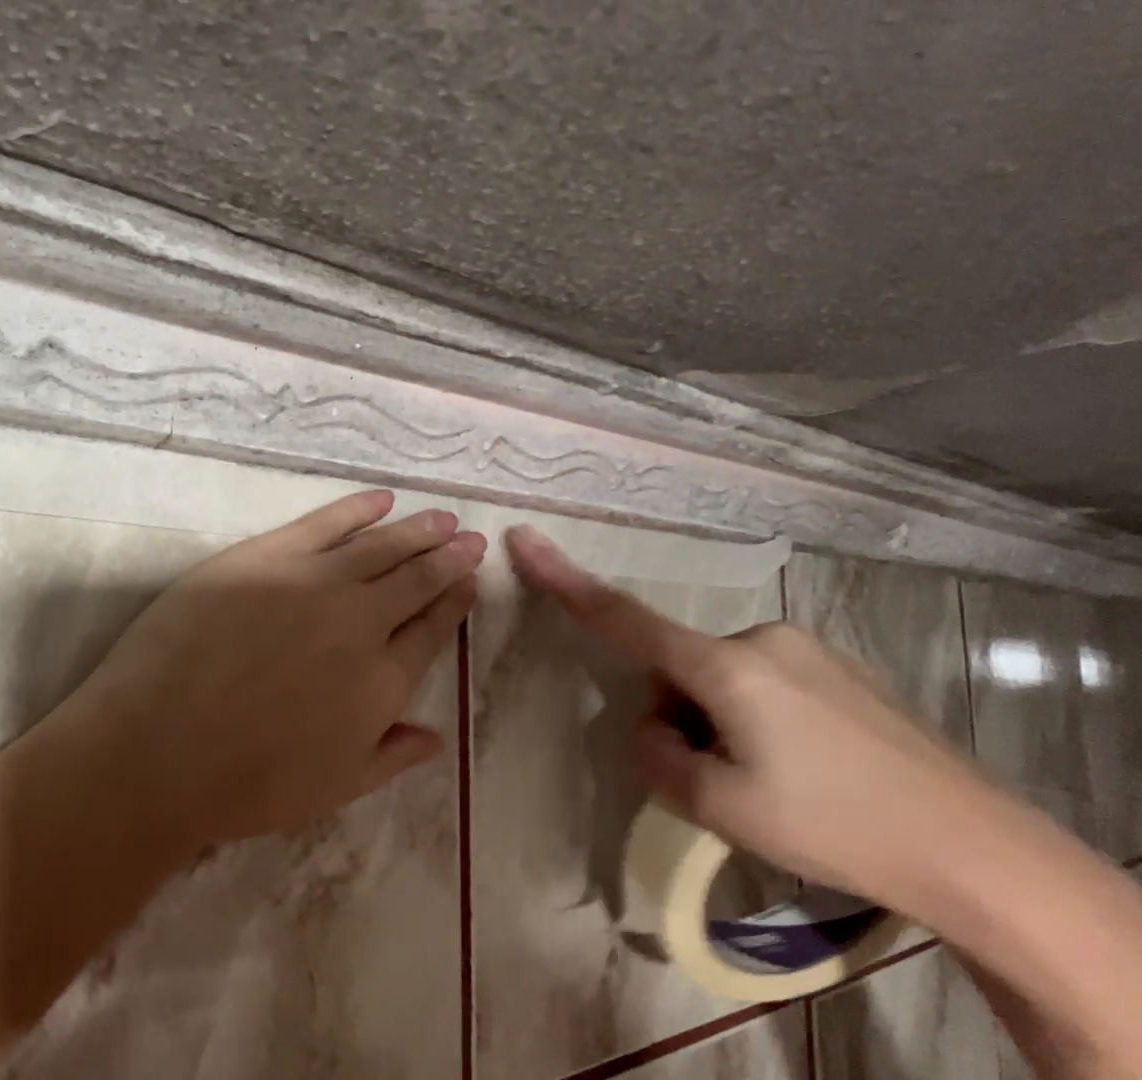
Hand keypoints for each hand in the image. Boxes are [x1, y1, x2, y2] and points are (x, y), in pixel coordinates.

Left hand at [52, 490, 484, 847]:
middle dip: (447, 559)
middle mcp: (360, 624)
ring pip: (378, 547)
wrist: (161, 749)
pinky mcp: (263, 557)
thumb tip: (438, 736)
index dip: (453, 605)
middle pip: (414, 582)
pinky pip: (322, 523)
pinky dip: (355, 509)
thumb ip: (391, 756)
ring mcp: (311, 584)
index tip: (469, 582)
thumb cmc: (246, 783)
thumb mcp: (334, 787)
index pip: (430, 633)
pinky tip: (379, 499)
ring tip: (440, 518)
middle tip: (470, 540)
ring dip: (415, 531)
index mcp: (382, 683)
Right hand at [504, 526, 1008, 906]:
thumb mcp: (717, 806)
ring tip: (775, 786)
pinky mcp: (844, 672)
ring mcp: (810, 652)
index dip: (565, 580)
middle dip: (680, 717)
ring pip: (722, 680)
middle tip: (725, 783)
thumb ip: (657, 757)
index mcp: (726, 667)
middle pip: (679, 669)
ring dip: (721, 723)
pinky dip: (760, 723)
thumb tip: (654, 730)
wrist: (978, 852)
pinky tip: (810, 774)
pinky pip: (766, 686)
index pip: (625, 619)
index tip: (522, 539)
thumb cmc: (834, 826)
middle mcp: (764, 640)